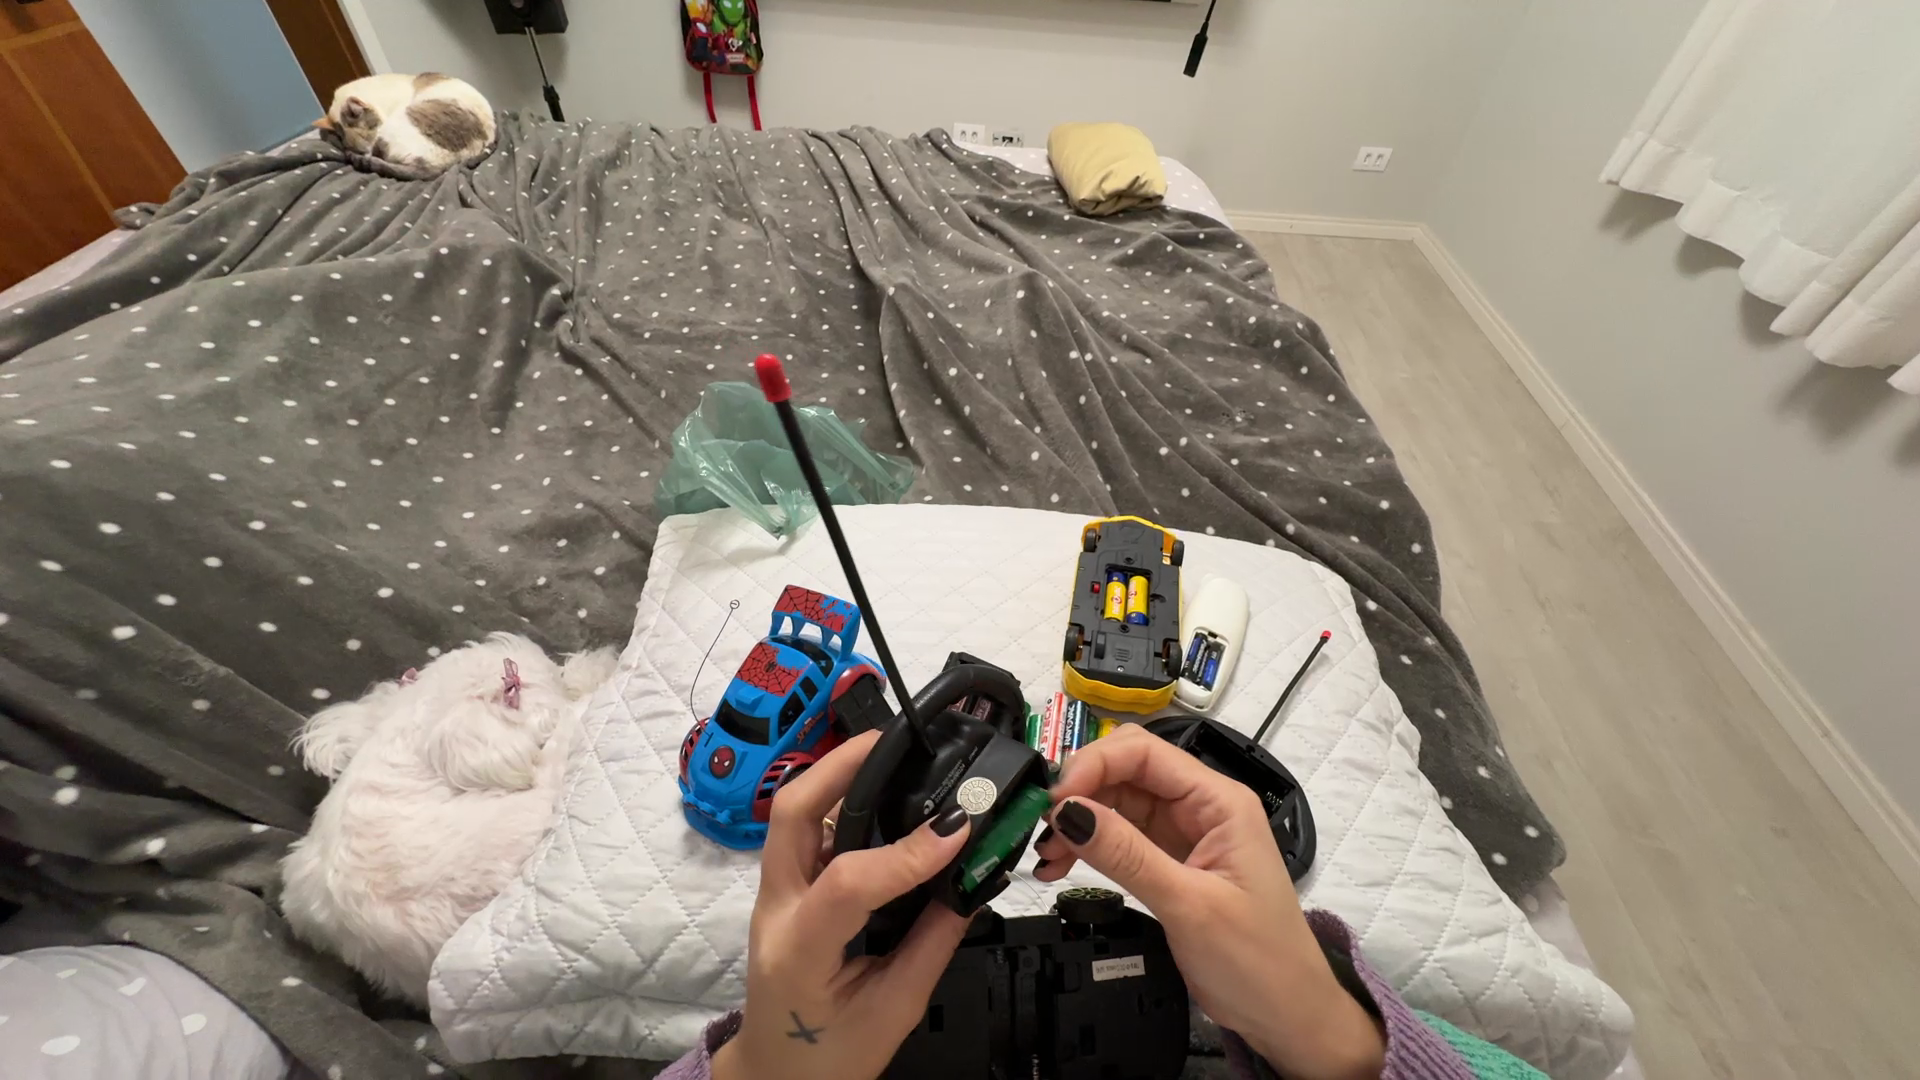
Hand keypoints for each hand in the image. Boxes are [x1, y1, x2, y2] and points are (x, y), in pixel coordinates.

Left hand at [712, 730, 973, 1079]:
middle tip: (896, 742)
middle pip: (792, 812)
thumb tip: (971, 876)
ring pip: (794, 809)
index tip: (961, 824)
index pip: (847, 882)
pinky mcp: (786, 880)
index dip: (907, 852)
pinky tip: (882, 789)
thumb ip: (934, 940)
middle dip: (841, 765)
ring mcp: (772, 889)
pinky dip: (844, 795)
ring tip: (892, 751)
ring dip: (839, 771)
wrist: (774, 1073)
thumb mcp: (895, 1010)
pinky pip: (811, 823)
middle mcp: (775, 906)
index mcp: (797, 951)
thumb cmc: (830, 1055)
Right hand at [1033, 724, 1384, 1079]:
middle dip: (1081, 788)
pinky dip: (1086, 843)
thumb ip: (1125, 854)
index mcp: (1218, 800)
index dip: (1095, 763)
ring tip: (1047, 851)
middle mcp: (1198, 804)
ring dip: (1077, 819)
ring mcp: (1181, 829)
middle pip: (1126, 769)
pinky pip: (1117, 833)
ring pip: (1115, 800)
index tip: (1056, 797)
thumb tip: (1067, 811)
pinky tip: (1059, 862)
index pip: (1145, 752)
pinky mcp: (1166, 856)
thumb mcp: (1188, 905)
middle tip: (1044, 822)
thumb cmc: (1259, 962)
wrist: (1289, 1020)